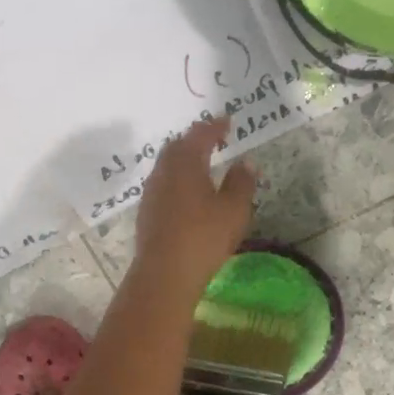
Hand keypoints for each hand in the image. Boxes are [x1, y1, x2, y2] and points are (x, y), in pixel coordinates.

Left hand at [133, 116, 255, 291]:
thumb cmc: (204, 237)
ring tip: (200, 163)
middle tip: (211, 139)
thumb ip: (241, 182)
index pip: (200, 135)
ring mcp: (152, 192)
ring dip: (183, 159)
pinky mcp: (147, 212)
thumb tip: (246, 162)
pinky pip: (163, 184)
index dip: (214, 127)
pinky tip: (186, 192)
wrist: (165, 273)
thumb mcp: (233, 210)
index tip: (227, 122)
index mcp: (186, 163)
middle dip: (194, 139)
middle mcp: (164, 171)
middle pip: (177, 146)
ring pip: (167, 165)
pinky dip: (176, 178)